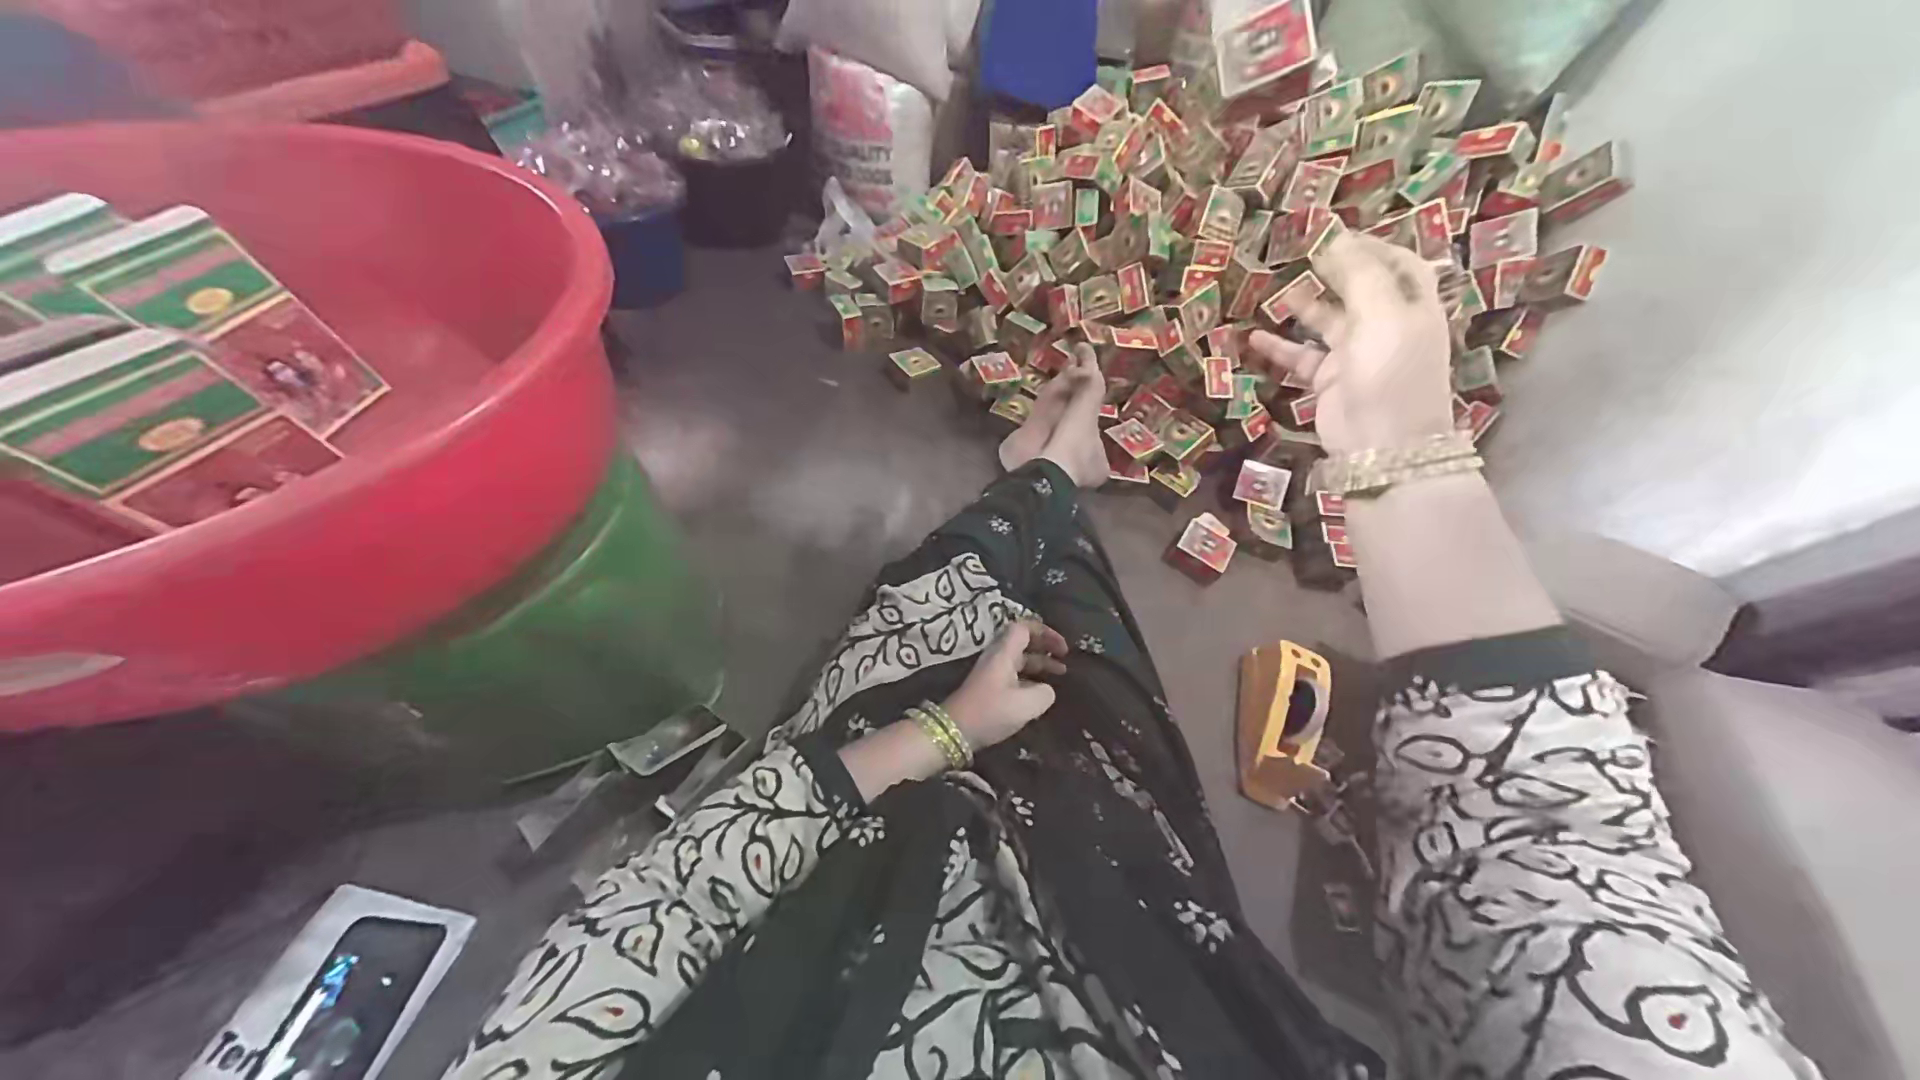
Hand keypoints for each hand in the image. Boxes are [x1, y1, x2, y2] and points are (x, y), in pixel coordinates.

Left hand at [942, 620, 1068, 751]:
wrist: (955, 730)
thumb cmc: (990, 712)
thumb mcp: (1026, 705)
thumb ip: (1044, 693)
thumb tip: (1047, 689)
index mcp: (1004, 653)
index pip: (1024, 628)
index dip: (1046, 633)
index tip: (1062, 648)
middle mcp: (997, 657)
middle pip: (1022, 641)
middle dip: (1045, 646)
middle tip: (1065, 657)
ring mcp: (992, 672)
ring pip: (1020, 658)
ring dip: (1040, 662)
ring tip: (1061, 673)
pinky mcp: (990, 687)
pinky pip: (1015, 672)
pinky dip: (1031, 676)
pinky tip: (1042, 689)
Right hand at [1246, 233, 1453, 454]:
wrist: (1381, 442)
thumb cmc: (1390, 373)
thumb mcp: (1382, 316)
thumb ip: (1360, 276)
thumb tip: (1338, 240)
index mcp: (1412, 306)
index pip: (1396, 264)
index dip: (1370, 246)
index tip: (1335, 233)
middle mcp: (1386, 325)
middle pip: (1359, 289)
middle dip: (1333, 271)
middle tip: (1298, 254)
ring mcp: (1356, 354)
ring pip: (1325, 321)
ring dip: (1302, 306)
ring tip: (1273, 290)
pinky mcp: (1328, 380)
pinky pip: (1300, 356)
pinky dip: (1278, 347)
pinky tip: (1254, 337)